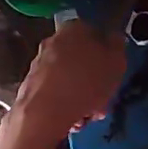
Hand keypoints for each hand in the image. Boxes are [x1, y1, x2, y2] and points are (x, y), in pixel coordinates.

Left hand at [11, 22, 127, 134]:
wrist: (44, 113)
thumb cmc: (86, 83)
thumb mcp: (117, 62)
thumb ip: (118, 47)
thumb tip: (114, 39)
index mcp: (74, 27)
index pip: (96, 35)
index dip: (108, 56)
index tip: (113, 75)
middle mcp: (53, 40)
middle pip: (81, 59)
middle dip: (93, 81)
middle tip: (102, 101)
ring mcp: (39, 62)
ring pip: (68, 78)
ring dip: (80, 96)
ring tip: (88, 116)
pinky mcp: (29, 85)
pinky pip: (54, 92)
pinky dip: (64, 104)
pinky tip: (72, 120)